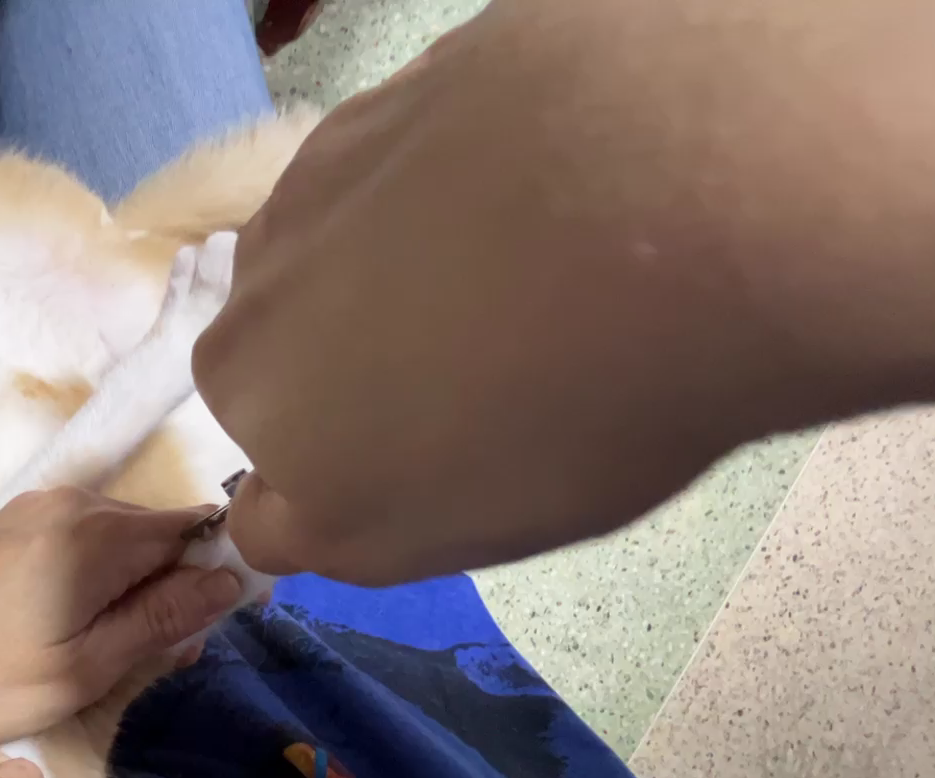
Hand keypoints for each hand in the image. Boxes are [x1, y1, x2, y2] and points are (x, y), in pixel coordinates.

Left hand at [0, 488, 243, 747]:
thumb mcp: (83, 670)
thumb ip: (161, 620)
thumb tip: (230, 581)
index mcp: (95, 533)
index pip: (193, 532)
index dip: (212, 576)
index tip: (200, 630)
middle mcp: (68, 502)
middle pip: (154, 533)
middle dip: (169, 586)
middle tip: (151, 657)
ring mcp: (30, 509)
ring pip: (115, 539)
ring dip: (129, 586)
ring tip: (105, 650)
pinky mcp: (4, 526)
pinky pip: (76, 540)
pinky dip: (92, 578)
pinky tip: (66, 625)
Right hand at [196, 0, 934, 585]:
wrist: (695, 194)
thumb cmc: (532, 416)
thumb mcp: (391, 539)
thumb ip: (292, 531)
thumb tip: (260, 501)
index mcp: (239, 379)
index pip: (260, 438)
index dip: (332, 461)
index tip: (418, 458)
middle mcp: (256, 270)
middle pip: (295, 339)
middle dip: (355, 366)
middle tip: (473, 371)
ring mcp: (333, 165)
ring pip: (344, 249)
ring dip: (396, 273)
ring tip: (513, 278)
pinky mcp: (413, 82)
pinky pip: (408, 165)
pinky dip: (451, 193)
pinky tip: (537, 196)